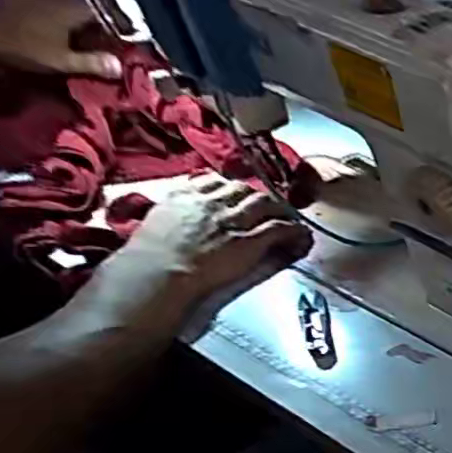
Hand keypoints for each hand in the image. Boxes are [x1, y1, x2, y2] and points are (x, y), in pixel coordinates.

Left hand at [0, 0, 122, 78]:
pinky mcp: (29, 1)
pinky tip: (77, 29)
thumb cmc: (20, 48)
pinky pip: (59, 3)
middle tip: (122, 34)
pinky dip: (72, 15)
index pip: (105, 9)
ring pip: (74, 0)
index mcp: (70, 7)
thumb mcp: (61, 61)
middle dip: (107, 16)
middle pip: (90, 1)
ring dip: (89, 14)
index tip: (137, 36)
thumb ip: (92, 62)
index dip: (122, 22)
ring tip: (103, 33)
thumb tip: (122, 66)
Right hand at [106, 175, 311, 310]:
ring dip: (280, 210)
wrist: (159, 273)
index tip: (240, 196)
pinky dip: (293, 229)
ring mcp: (232, 220)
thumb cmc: (150, 258)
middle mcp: (211, 202)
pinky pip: (279, 227)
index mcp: (184, 195)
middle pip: (244, 189)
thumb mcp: (156, 222)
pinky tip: (301, 234)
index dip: (232, 188)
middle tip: (272, 209)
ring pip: (265, 203)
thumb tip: (176, 213)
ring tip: (289, 219)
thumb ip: (171, 212)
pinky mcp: (249, 239)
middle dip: (259, 197)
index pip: (214, 180)